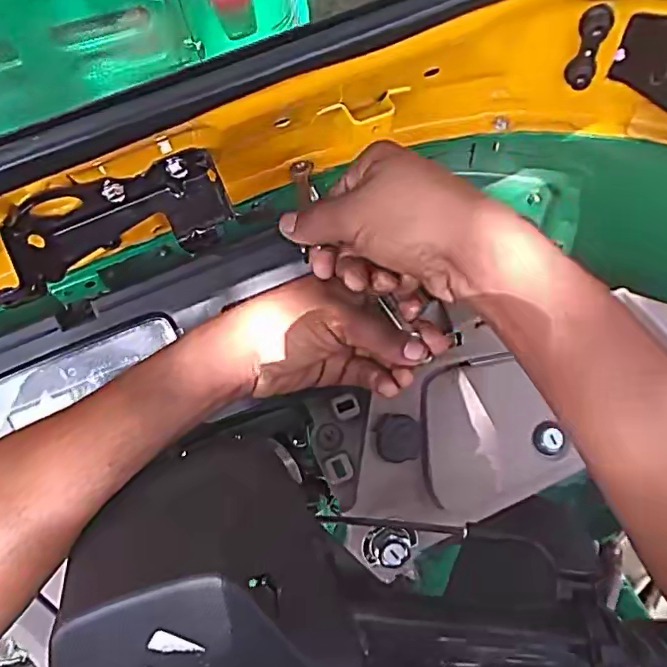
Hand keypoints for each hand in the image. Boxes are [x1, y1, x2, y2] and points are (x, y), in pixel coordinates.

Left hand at [198, 276, 450, 398]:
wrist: (237, 360)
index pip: (387, 294)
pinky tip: (390, 383)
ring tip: (408, 374)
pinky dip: (380, 379)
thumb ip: (375, 333)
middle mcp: (343, 308)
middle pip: (388, 325)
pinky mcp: (333, 365)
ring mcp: (339, 338)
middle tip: (428, 352)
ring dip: (397, 364)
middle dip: (411, 340)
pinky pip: (365, 371)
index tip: (429, 326)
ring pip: (380, 352)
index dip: (410, 310)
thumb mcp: (331, 318)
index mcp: (342, 282)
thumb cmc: (267, 322)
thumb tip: (411, 347)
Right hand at [277, 140, 535, 303]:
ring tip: (378, 278)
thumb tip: (291, 224)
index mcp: (377, 165)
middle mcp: (395, 190)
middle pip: (350, 232)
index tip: (317, 251)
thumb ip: (314, 222)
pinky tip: (398, 282)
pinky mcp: (424, 251)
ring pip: (370, 256)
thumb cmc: (425, 220)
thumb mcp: (352, 217)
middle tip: (345, 272)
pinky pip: (393, 269)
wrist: (471, 253)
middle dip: (347, 259)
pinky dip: (393, 280)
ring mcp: (412, 222)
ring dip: (369, 274)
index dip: (322, 231)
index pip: (332, 199)